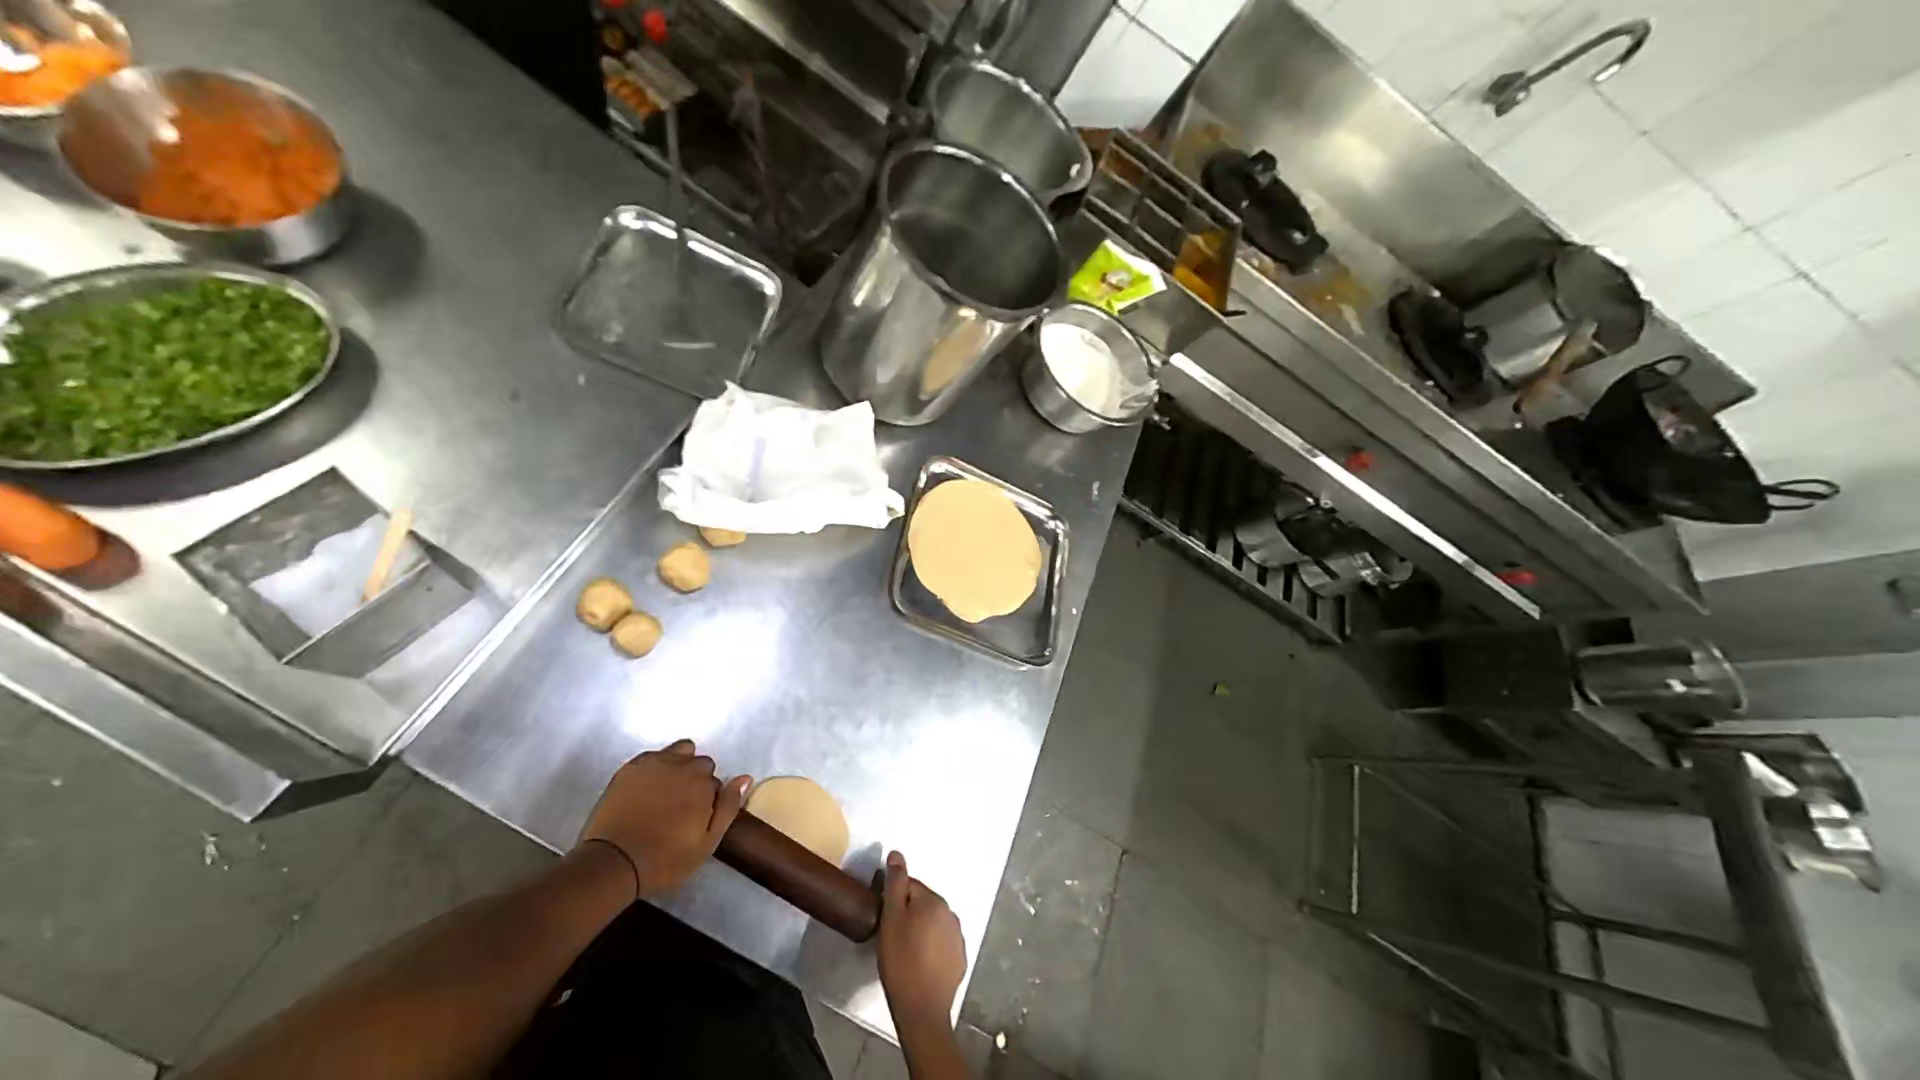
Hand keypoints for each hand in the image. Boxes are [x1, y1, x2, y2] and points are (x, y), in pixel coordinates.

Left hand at [578, 739, 748, 897]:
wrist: (613, 863)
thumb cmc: (665, 859)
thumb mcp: (707, 842)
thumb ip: (728, 807)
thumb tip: (745, 778)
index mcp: (702, 782)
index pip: (715, 781)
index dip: (708, 799)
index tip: (695, 817)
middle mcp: (681, 765)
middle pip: (698, 762)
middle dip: (695, 780)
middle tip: (681, 807)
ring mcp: (653, 764)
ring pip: (678, 751)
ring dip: (679, 765)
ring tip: (666, 792)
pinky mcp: (630, 768)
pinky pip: (653, 755)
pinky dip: (656, 766)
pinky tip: (648, 789)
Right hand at [876, 850, 965, 1029]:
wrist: (922, 1009)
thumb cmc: (901, 961)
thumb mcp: (891, 919)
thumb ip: (895, 884)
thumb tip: (896, 854)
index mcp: (934, 900)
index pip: (910, 885)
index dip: (893, 898)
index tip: (883, 916)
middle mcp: (950, 913)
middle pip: (922, 903)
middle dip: (907, 913)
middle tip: (891, 935)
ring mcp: (958, 937)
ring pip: (932, 923)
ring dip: (919, 929)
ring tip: (903, 951)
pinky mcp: (959, 959)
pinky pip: (941, 943)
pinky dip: (930, 947)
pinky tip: (919, 963)